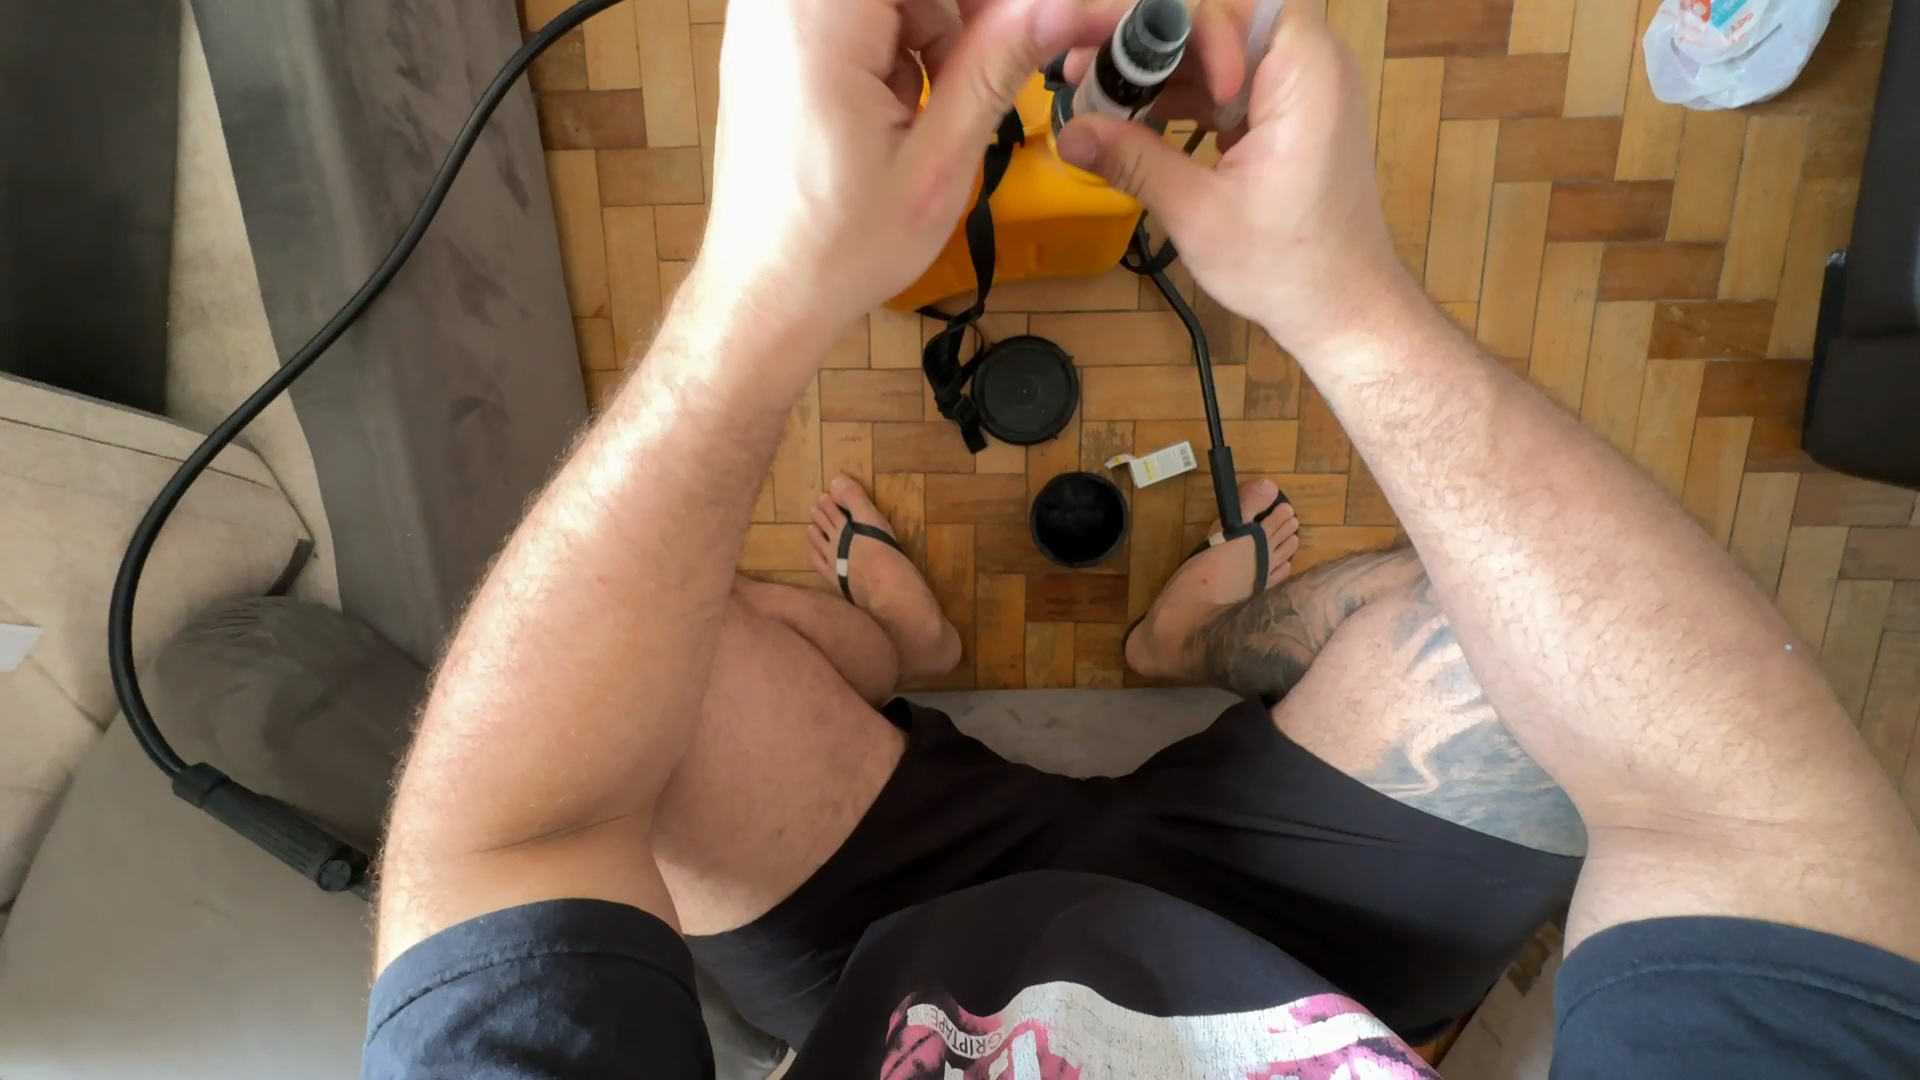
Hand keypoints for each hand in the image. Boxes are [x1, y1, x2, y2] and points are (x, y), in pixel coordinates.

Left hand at [694, 0, 1116, 354]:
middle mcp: (777, 0)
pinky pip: (844, 15)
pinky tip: (890, 109)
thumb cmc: (838, 249)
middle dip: (955, 17)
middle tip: (982, 77)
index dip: (985, 5)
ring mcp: (763, 19)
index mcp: (819, 14)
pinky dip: (883, 46)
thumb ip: (996, 69)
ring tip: (925, 114)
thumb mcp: (936, 165)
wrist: (767, 293)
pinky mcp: (764, 45)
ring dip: (920, 31)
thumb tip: (1059, 7)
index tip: (1020, 31)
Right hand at [1053, 2, 1410, 355]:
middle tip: (1085, 73)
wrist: (1338, 305)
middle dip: (1149, 45)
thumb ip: (1133, 161)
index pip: (1228, 4)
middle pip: (1219, 20)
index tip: (1115, 64)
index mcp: (1301, 71)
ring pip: (1218, 54)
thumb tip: (1068, 133)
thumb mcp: (1198, 213)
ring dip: (1160, 76)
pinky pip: (1227, 88)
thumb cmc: (1282, 265)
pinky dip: (1184, 102)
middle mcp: (1307, 62)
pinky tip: (1139, 126)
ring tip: (1101, 104)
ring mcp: (1297, 89)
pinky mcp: (1285, 118)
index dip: (1165, 21)